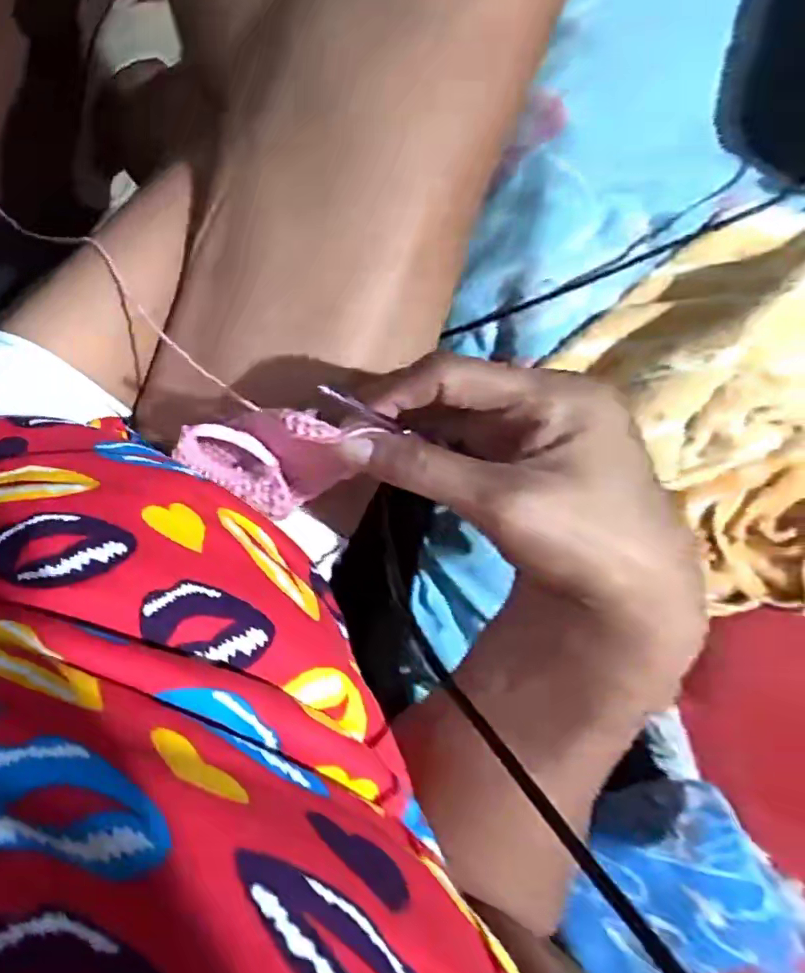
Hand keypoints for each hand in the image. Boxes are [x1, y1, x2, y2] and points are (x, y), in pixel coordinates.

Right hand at [340, 353, 704, 701]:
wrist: (631, 600)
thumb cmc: (581, 540)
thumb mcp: (495, 500)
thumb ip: (417, 466)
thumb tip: (340, 442)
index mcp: (554, 395)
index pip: (451, 372)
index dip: (392, 391)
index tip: (345, 422)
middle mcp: (539, 399)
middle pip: (444, 387)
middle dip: (389, 407)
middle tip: (340, 432)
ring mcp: (524, 427)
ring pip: (440, 412)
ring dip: (394, 427)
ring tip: (352, 445)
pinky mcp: (508, 454)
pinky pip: (447, 437)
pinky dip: (410, 445)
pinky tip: (382, 458)